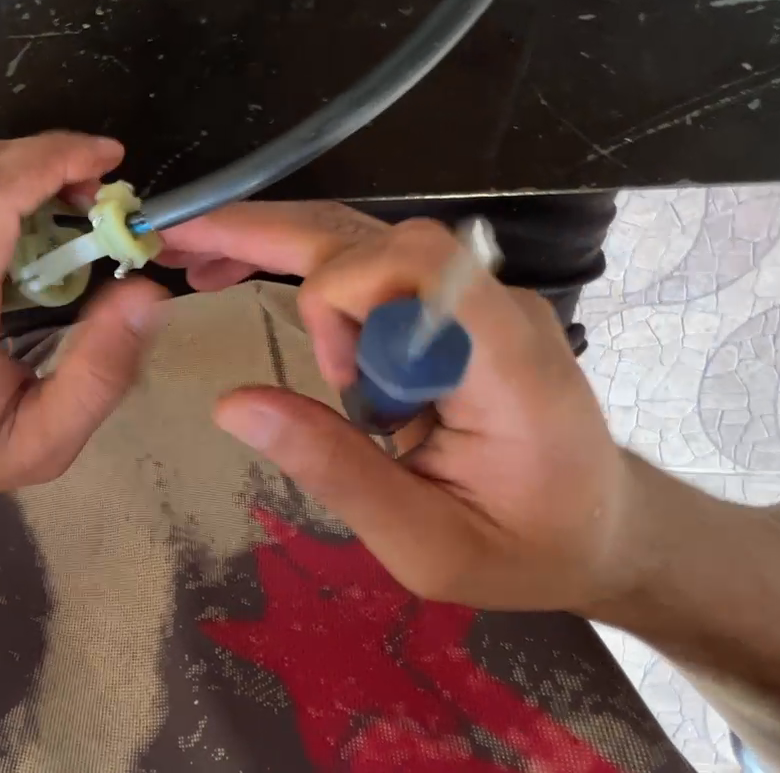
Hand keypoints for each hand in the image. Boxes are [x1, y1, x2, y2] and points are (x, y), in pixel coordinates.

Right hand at [162, 203, 640, 612]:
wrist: (601, 527)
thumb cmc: (525, 546)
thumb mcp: (427, 544)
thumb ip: (335, 470)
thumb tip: (230, 404)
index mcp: (503, 360)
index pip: (413, 263)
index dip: (342, 295)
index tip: (337, 376)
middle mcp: (485, 303)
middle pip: (363, 233)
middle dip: (264, 234)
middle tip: (177, 243)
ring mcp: (465, 295)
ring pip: (351, 236)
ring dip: (267, 242)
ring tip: (195, 260)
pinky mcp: (439, 301)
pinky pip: (356, 260)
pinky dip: (290, 263)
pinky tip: (242, 273)